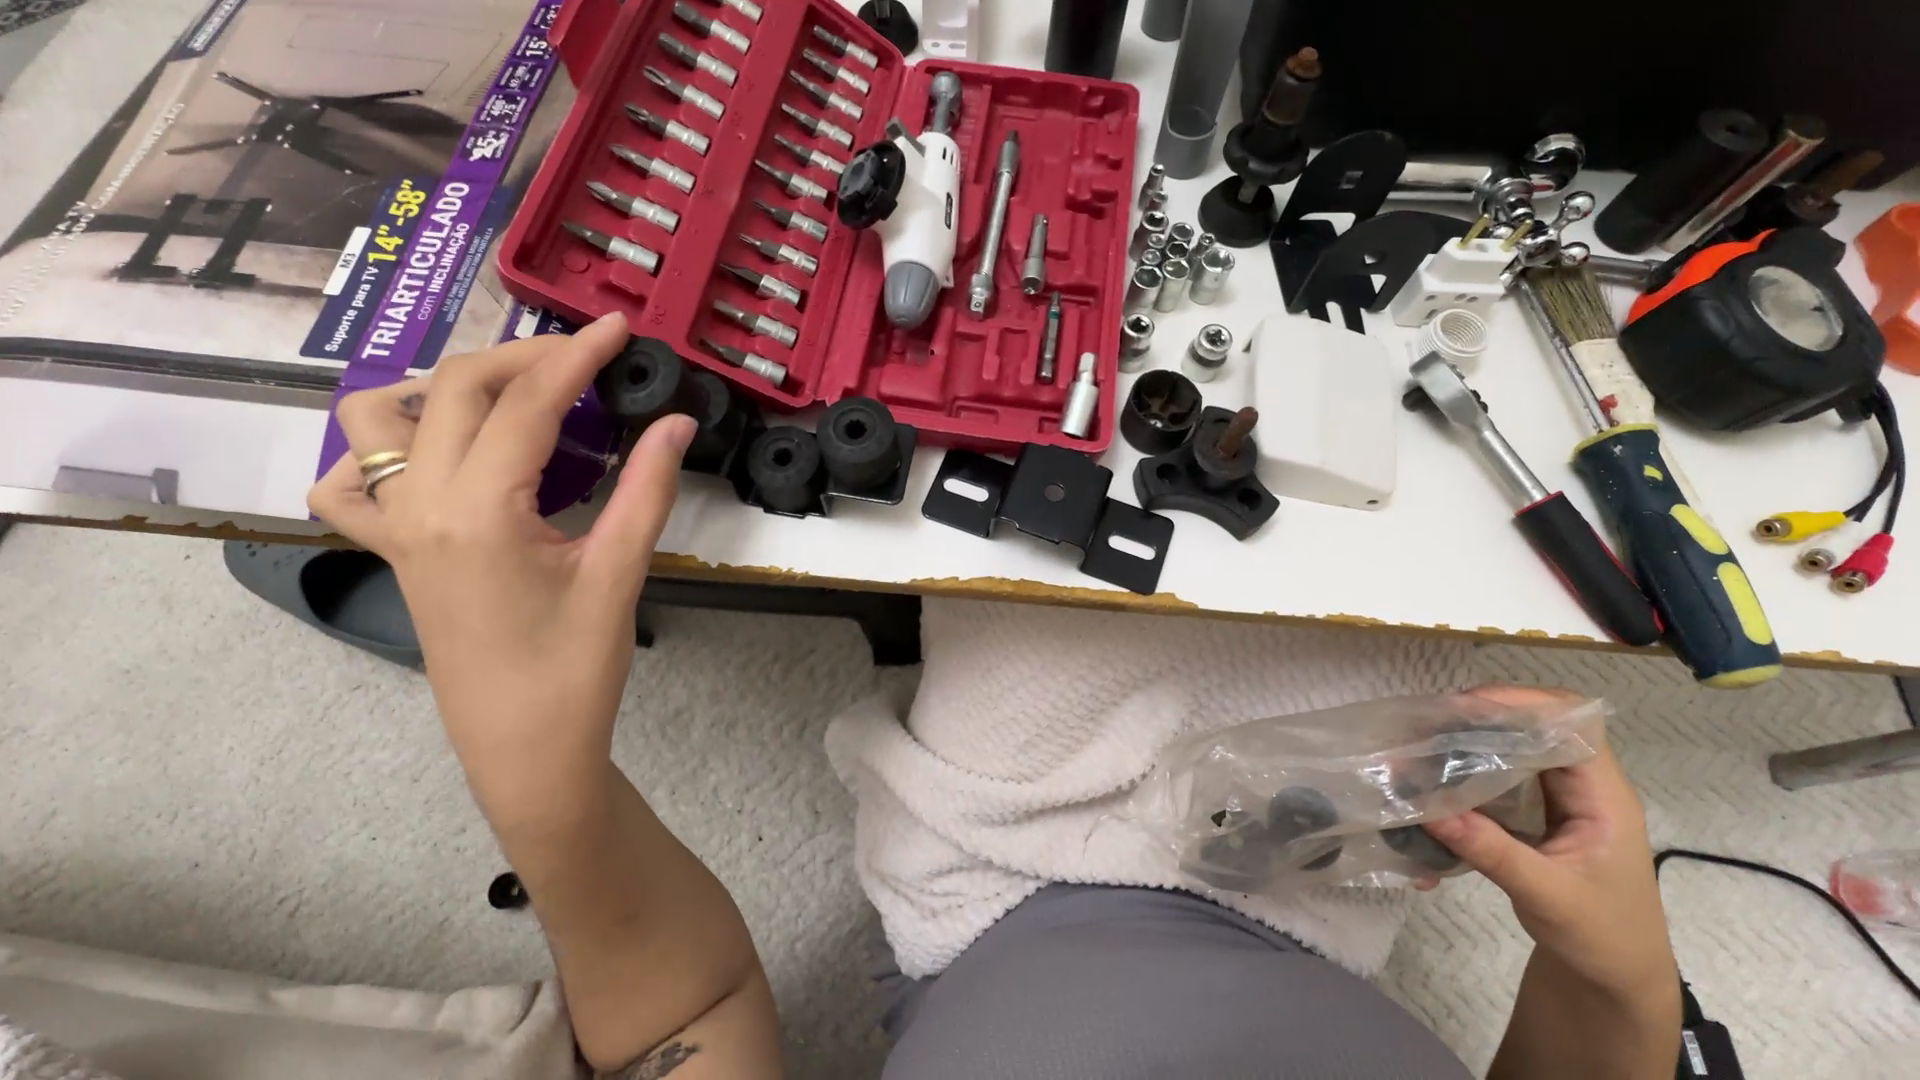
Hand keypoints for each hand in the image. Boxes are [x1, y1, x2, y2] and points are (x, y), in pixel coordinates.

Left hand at [307, 313, 695, 819]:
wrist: (525, 747)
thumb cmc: (574, 670)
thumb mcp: (619, 575)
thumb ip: (646, 489)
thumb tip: (677, 423)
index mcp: (480, 510)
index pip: (527, 404)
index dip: (576, 356)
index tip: (619, 329)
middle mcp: (420, 505)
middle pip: (453, 389)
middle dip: (523, 356)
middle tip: (585, 357)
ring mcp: (395, 528)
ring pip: (375, 420)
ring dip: (438, 387)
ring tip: (507, 396)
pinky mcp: (393, 551)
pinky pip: (350, 484)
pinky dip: (379, 450)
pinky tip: (436, 457)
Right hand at [1423, 687, 1677, 1000]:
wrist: (1615, 977)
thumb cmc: (1601, 937)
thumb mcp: (1547, 897)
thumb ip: (1490, 851)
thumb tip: (1429, 809)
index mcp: (1604, 798)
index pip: (1572, 725)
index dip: (1521, 704)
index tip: (1464, 706)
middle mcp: (1582, 787)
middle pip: (1536, 728)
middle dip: (1481, 720)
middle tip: (1427, 726)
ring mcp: (1558, 799)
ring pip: (1514, 750)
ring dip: (1468, 745)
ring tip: (1420, 749)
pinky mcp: (1535, 814)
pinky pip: (1500, 778)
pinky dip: (1465, 774)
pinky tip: (1432, 784)